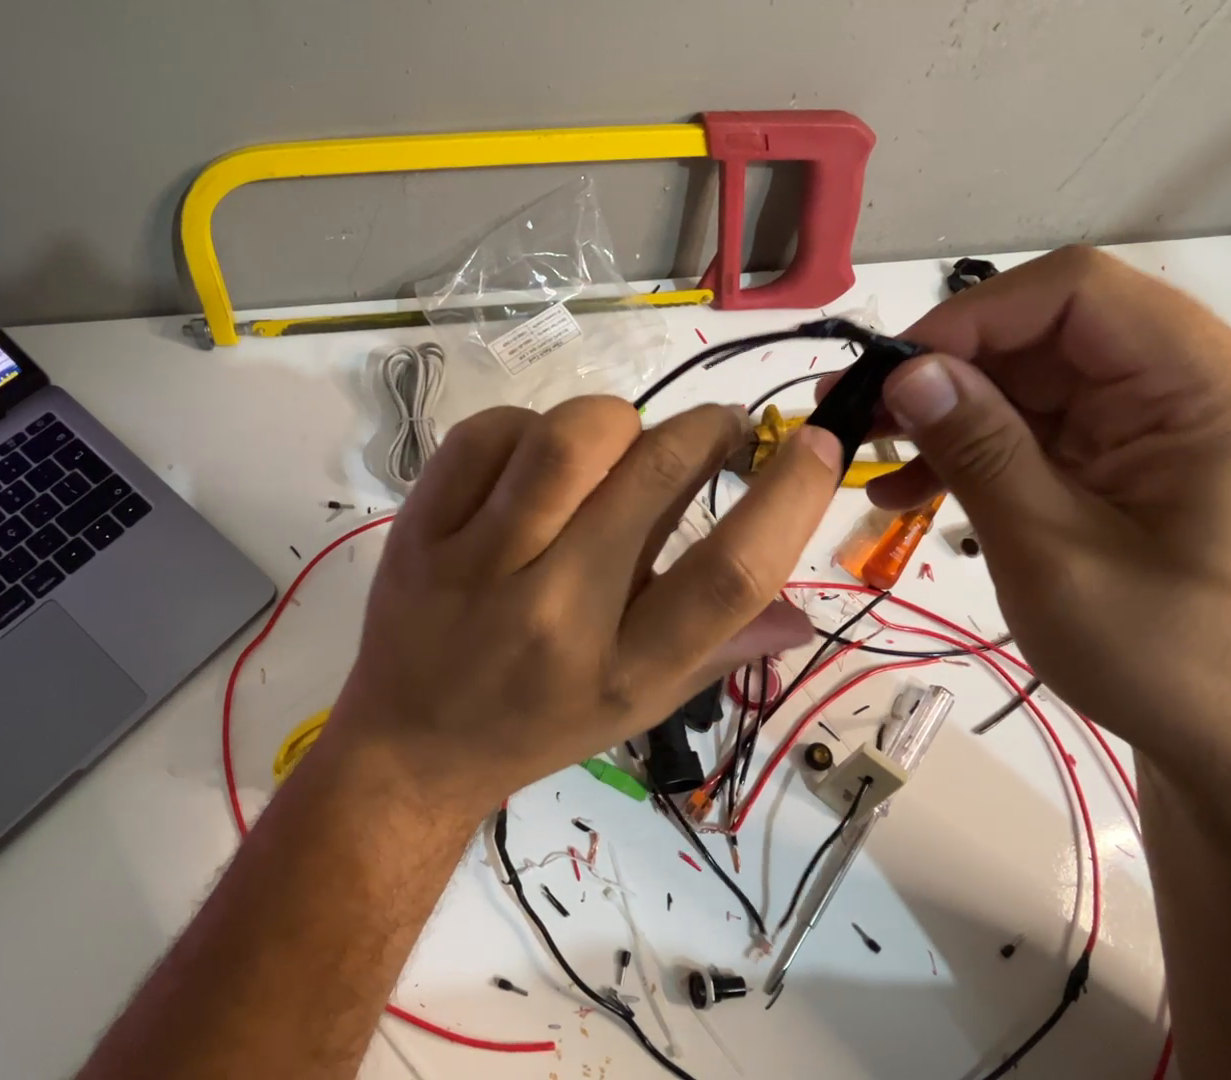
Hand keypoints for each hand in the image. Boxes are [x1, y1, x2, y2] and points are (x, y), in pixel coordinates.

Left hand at [315, 396, 841, 817]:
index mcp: (623, 670)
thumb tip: (808, 610)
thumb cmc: (540, 725)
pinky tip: (538, 462)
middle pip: (653, 477)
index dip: (790, 498)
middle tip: (718, 431)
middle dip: (706, 429)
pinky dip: (531, 427)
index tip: (817, 446)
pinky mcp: (419, 531)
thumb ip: (722, 650)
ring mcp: (475, 566)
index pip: (728, 576)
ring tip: (620, 448)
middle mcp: (554, 615)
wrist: (412, 749)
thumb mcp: (637, 705)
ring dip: (617, 423)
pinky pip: (490, 432)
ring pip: (569, 437)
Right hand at [845, 247, 1230, 771]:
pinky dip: (972, 453)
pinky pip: (1037, 432)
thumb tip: (907, 374)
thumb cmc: (1164, 659)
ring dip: (947, 414)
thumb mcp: (1053, 553)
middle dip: (944, 369)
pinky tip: (910, 491)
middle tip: (854, 413)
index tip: (889, 373)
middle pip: (1047, 335)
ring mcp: (1157, 427)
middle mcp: (1189, 387)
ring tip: (868, 454)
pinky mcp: (1127, 464)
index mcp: (1206, 388)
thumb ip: (982, 451)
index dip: (971, 319)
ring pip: (1031, 383)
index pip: (1078, 293)